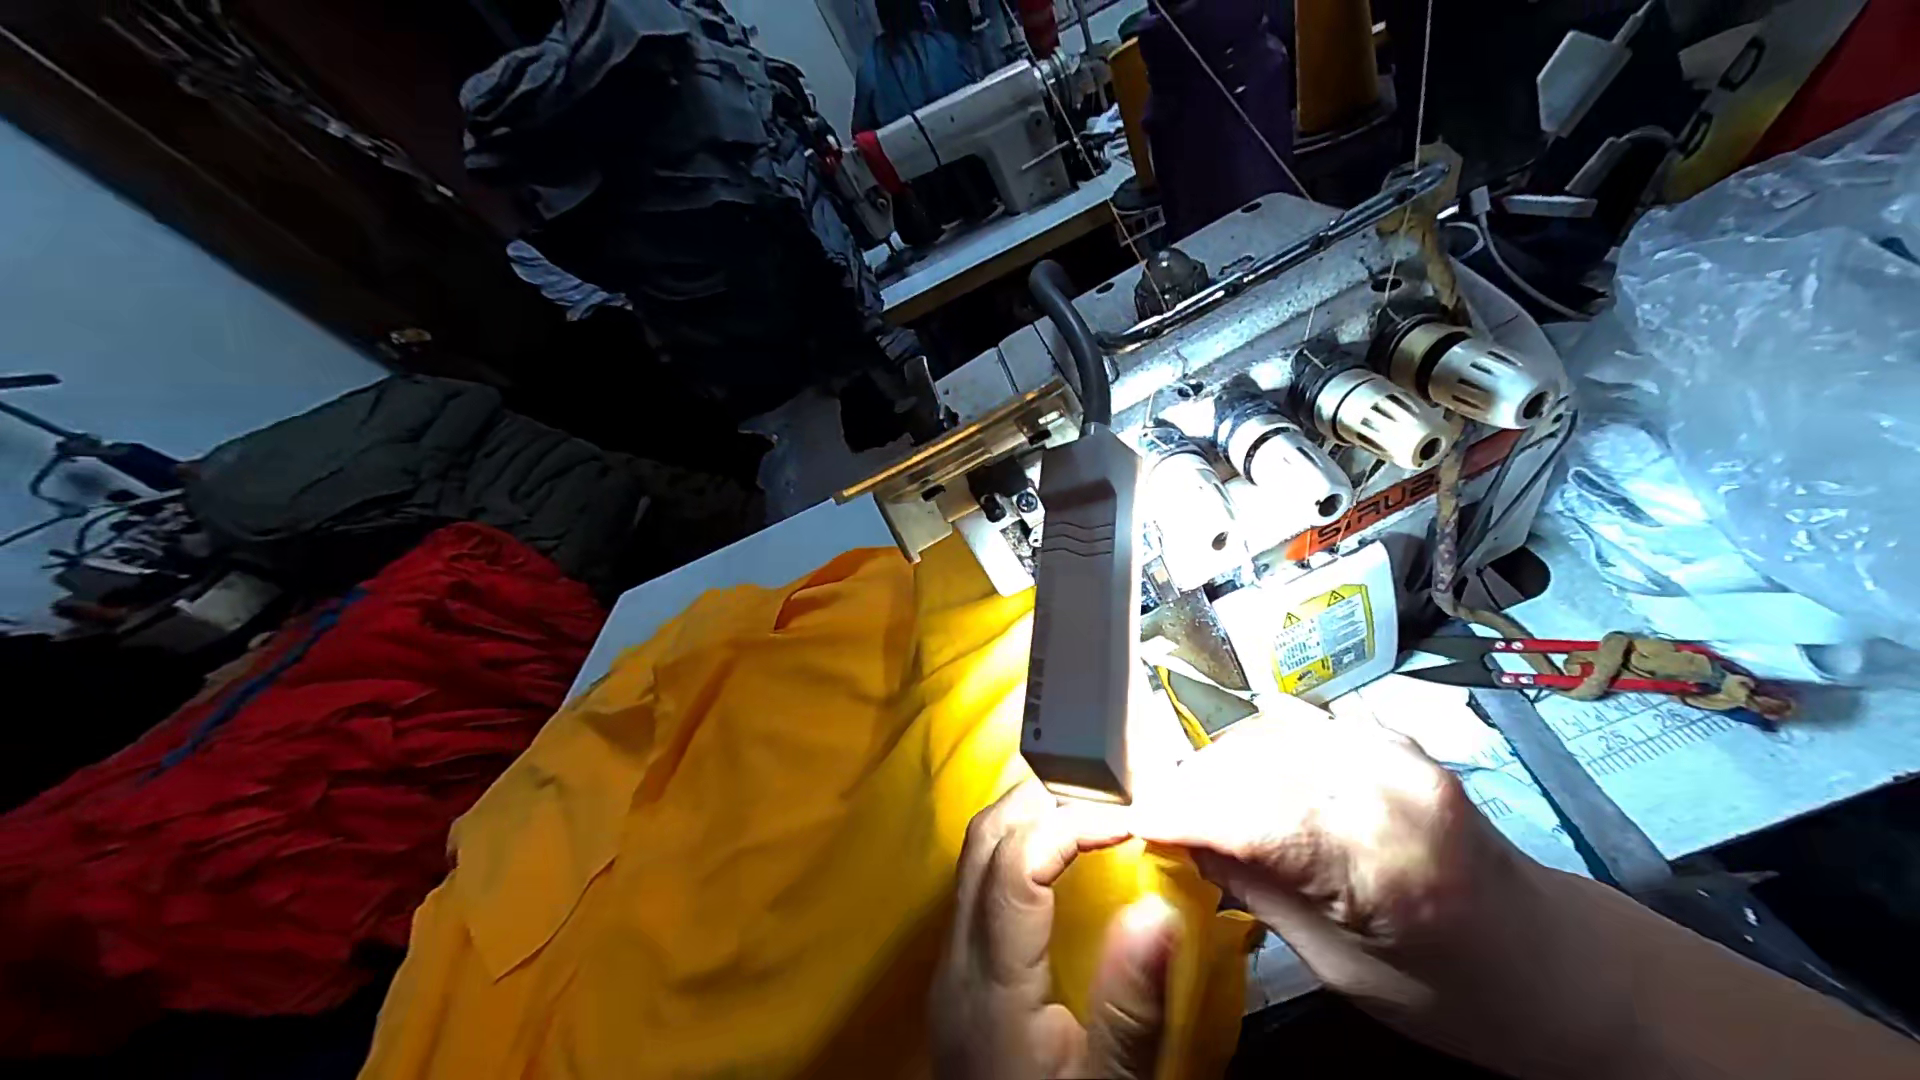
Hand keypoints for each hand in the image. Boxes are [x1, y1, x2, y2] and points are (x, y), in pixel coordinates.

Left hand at [931, 781, 1180, 1079]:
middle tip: (1105, 802)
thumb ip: (1131, 1005)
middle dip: (1040, 803)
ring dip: (1023, 818)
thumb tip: (1158, 908)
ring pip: (973, 853)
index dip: (1067, 825)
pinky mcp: (955, 967)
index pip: (1014, 863)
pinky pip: (976, 878)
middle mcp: (957, 955)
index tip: (1125, 822)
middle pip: (982, 841)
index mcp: (992, 982)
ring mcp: (949, 958)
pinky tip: (1053, 858)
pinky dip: (1015, 846)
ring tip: (1084, 816)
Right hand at [1129, 697, 1627, 1075]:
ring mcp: (1391, 747)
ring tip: (1202, 801)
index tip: (1133, 823)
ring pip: (1262, 730)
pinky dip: (1257, 745)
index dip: (1178, 811)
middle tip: (1163, 819)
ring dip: (1218, 762)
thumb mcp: (1336, 968)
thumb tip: (1183, 840)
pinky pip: (1294, 720)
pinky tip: (1251, 775)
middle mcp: (1385, 784)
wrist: (1557, 961)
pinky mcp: (1388, 733)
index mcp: (1382, 863)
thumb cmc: (1450, 991)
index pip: (1248, 814)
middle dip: (1190, 786)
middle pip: (1247, 760)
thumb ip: (1254, 888)